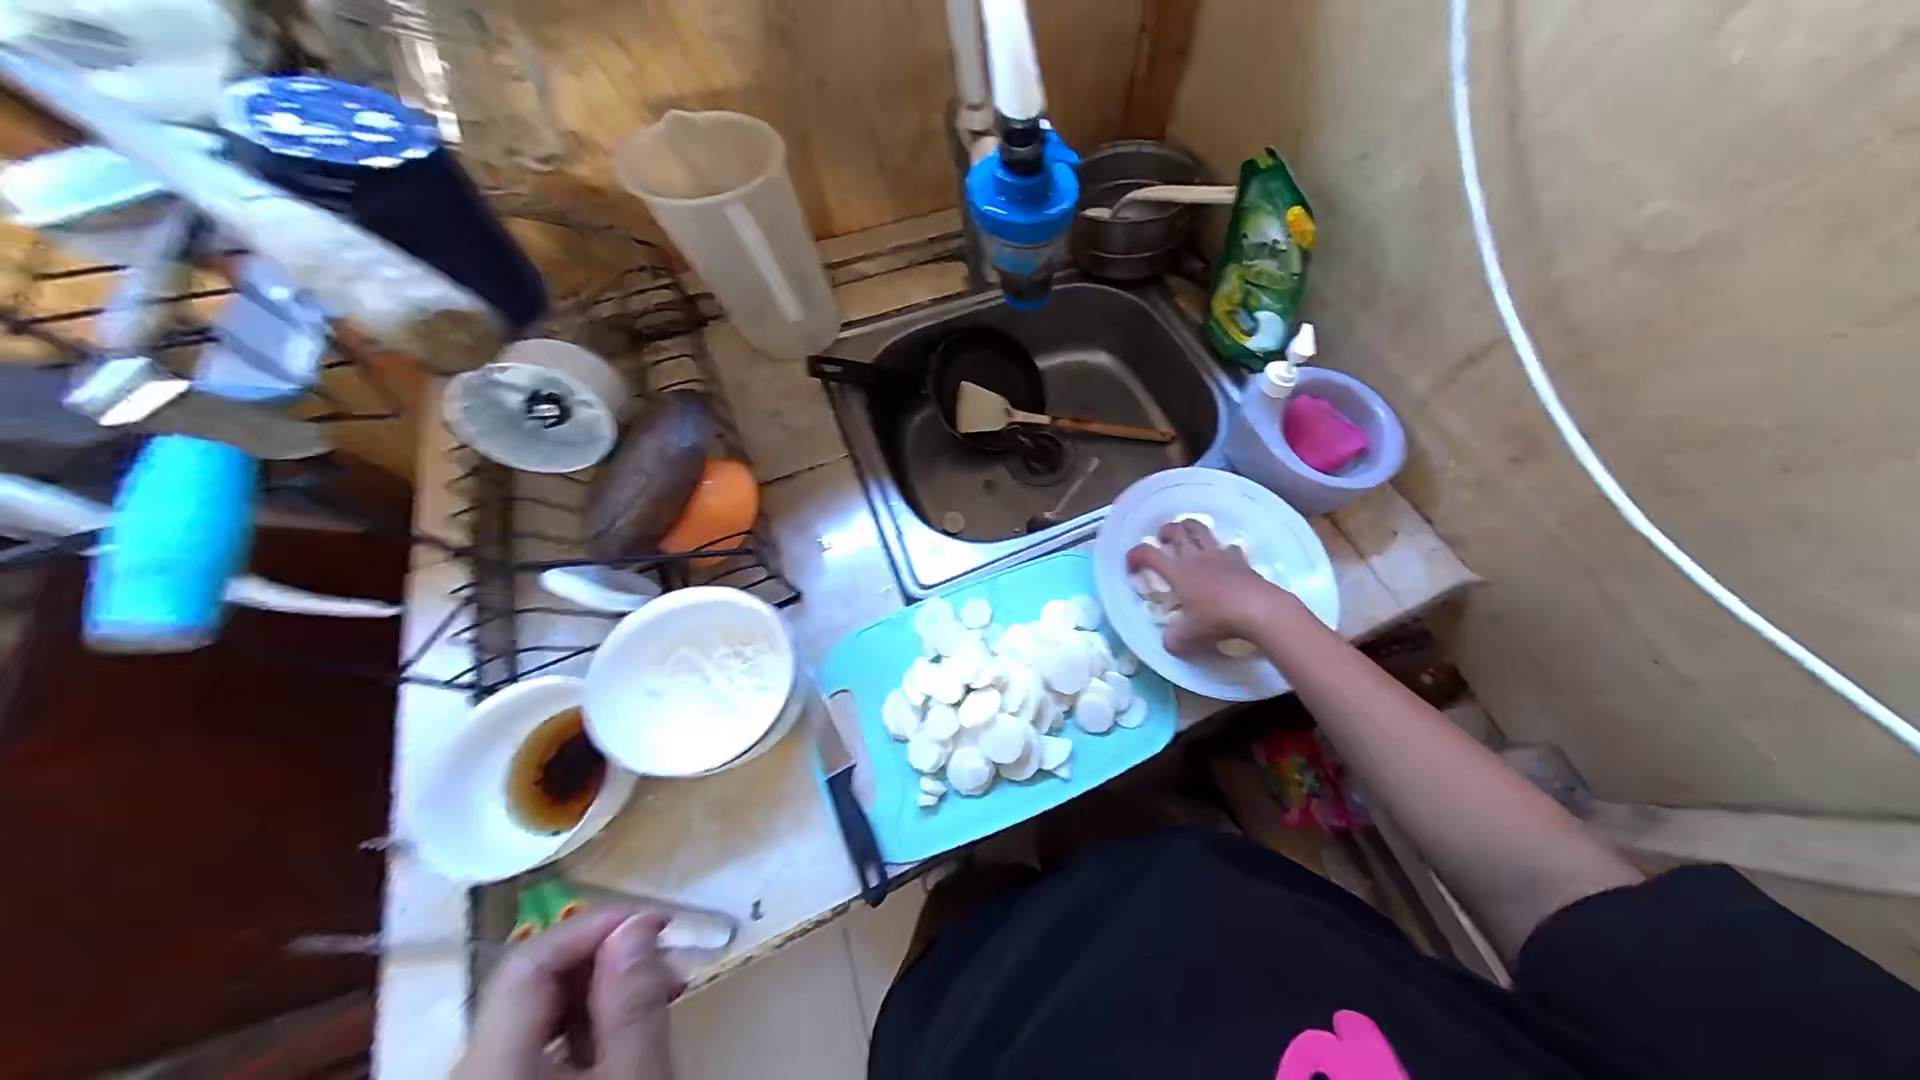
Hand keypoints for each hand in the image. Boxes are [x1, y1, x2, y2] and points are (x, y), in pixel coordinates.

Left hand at [454, 910, 681, 1079]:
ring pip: (534, 1015)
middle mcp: (469, 1071)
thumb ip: (634, 1000)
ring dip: (598, 992)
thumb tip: (635, 923)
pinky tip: (623, 1037)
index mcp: (490, 1065)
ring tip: (656, 998)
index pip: (530, 962)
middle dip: (603, 959)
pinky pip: (532, 1047)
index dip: (594, 926)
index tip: (657, 920)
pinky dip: (581, 1028)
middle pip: (529, 985)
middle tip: (667, 962)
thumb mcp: (638, 1079)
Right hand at [1126, 519, 1301, 652]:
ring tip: (1187, 533)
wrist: (1260, 610)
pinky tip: (1222, 558)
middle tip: (1162, 538)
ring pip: (1202, 530)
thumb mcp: (1189, 637)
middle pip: (1177, 531)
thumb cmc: (1218, 620)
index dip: (1135, 555)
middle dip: (1166, 531)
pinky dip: (1222, 550)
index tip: (1131, 565)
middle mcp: (1196, 558)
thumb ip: (1174, 638)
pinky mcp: (1241, 561)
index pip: (1148, 554)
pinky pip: (1228, 548)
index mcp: (1178, 572)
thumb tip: (1168, 641)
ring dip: (1190, 528)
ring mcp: (1220, 556)